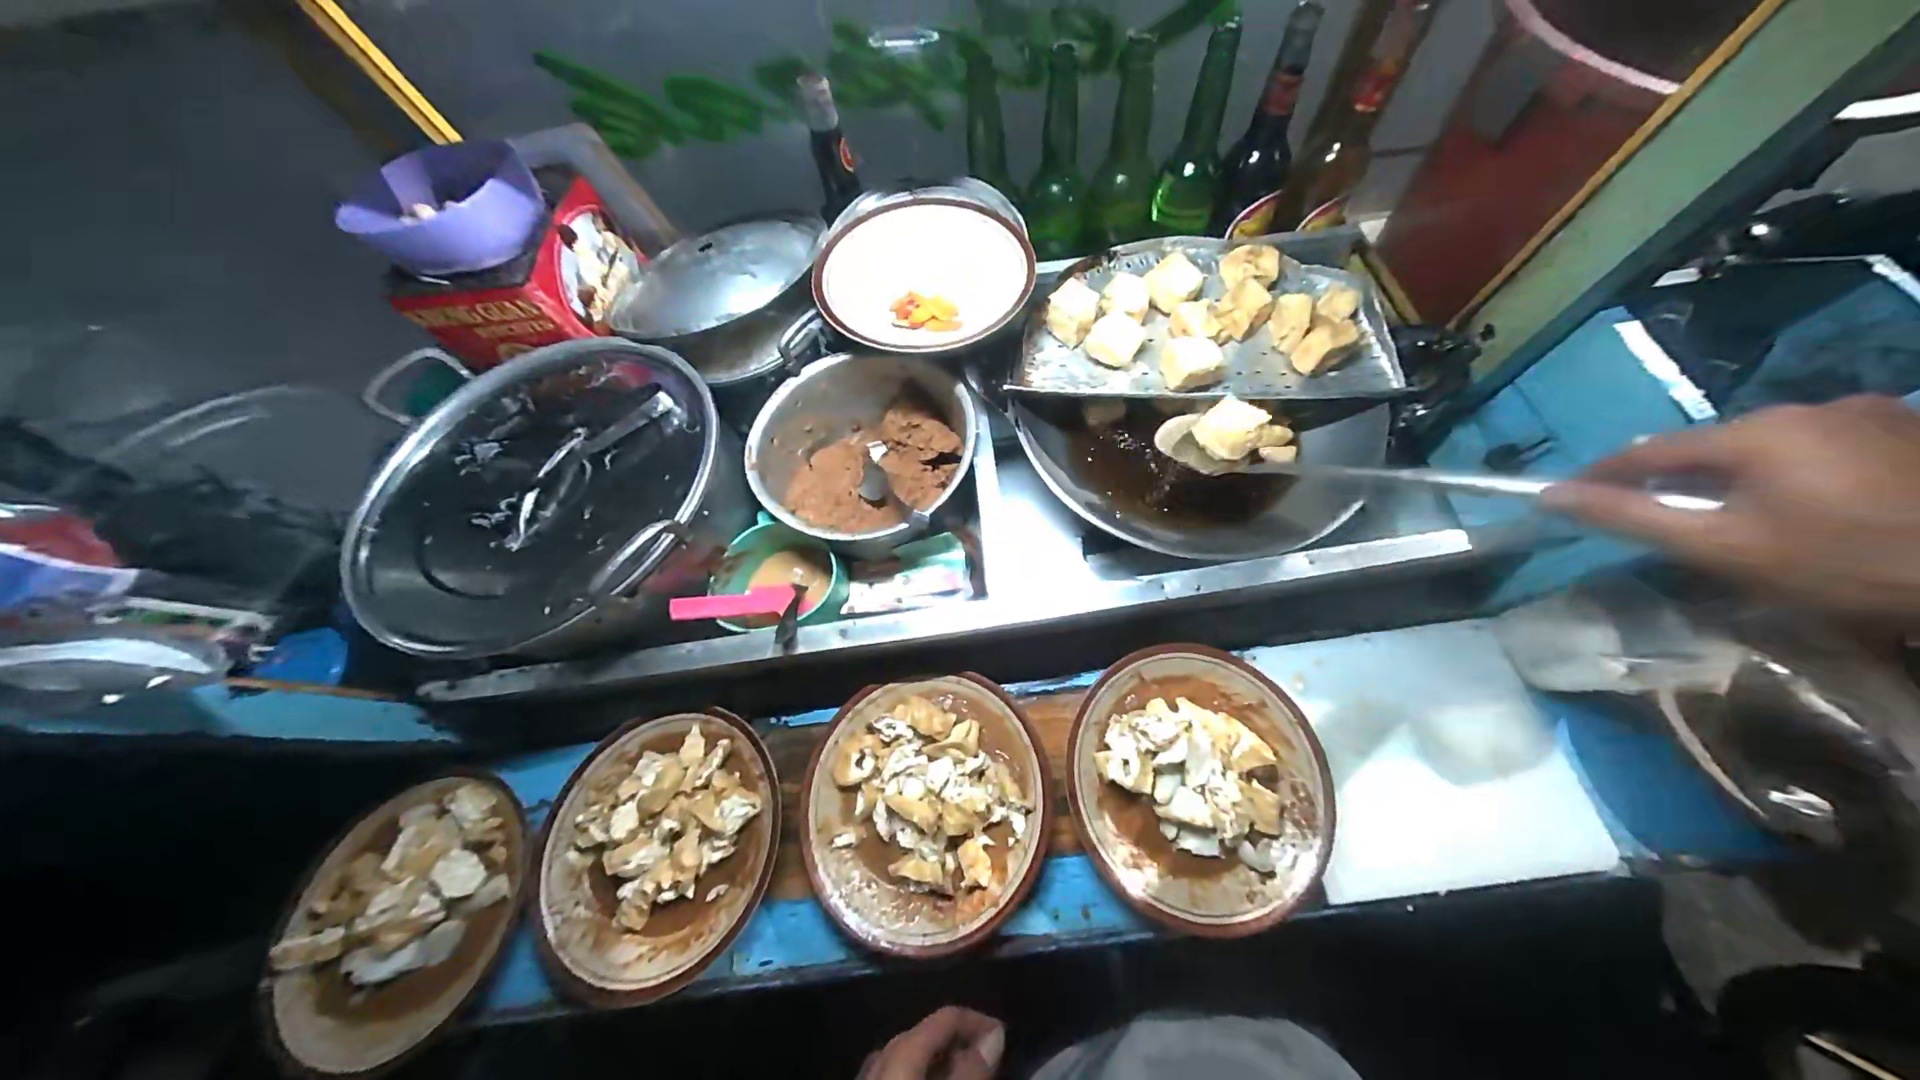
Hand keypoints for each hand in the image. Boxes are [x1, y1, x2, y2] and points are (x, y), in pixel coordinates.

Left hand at [858, 1006, 1004, 1079]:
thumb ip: (970, 1068)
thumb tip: (995, 1034)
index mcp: (900, 1046)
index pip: (945, 1016)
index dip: (978, 1021)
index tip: (1004, 1037)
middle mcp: (879, 1052)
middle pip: (924, 1033)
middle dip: (957, 1041)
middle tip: (987, 1061)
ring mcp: (866, 1074)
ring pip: (907, 1055)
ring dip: (938, 1060)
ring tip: (963, 1073)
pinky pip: (895, 1073)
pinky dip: (918, 1072)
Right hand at [1542, 396, 1919, 615]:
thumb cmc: (1847, 562)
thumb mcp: (1721, 546)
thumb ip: (1629, 516)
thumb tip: (1551, 495)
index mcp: (1756, 431)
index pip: (1647, 450)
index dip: (1601, 475)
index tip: (1567, 498)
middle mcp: (1809, 408)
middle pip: (1708, 447)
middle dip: (1674, 480)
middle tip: (1660, 522)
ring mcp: (1871, 415)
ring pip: (1766, 448)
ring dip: (1735, 479)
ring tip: (1738, 521)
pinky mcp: (1912, 434)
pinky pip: (1819, 449)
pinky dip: (1790, 476)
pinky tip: (1809, 510)